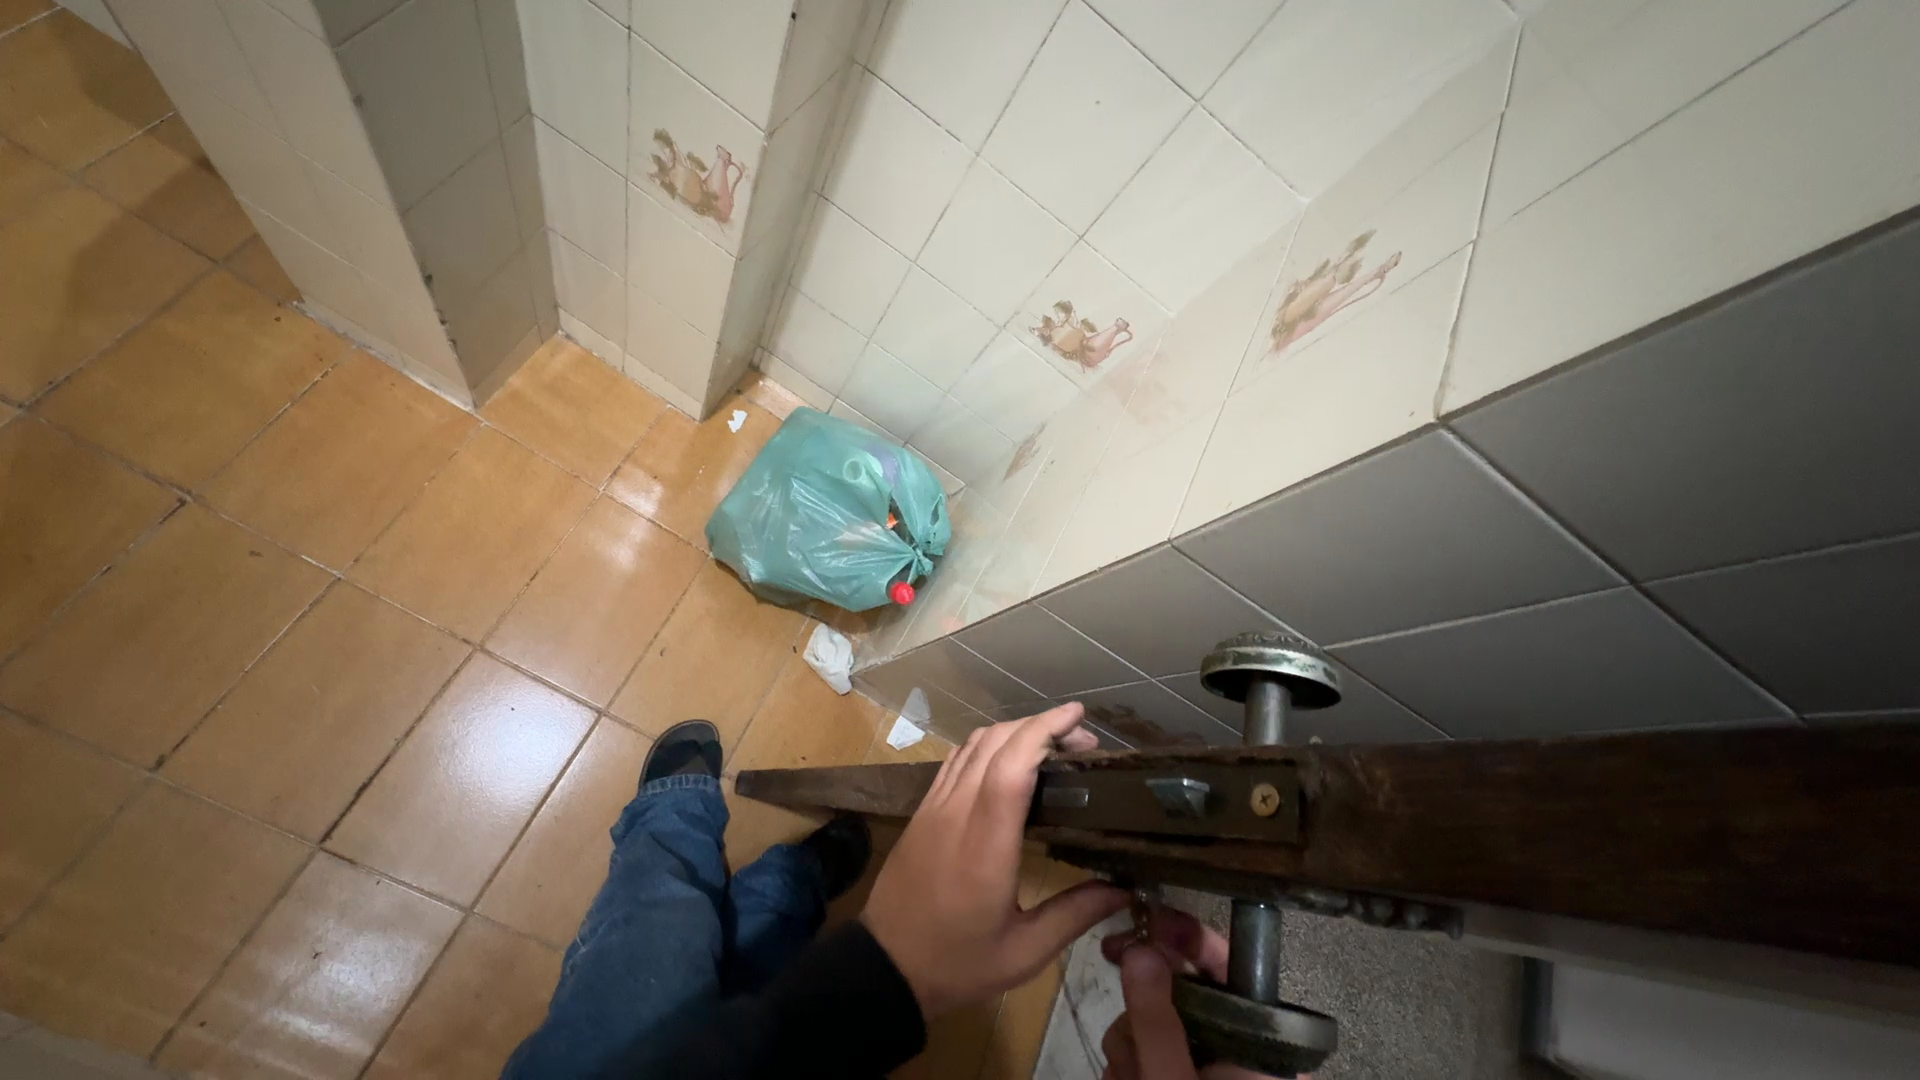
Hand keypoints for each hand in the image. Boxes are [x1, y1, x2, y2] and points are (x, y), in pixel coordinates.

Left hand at [861, 703, 1127, 1017]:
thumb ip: (1075, 914)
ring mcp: (934, 806)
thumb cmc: (958, 963)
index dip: (1044, 731)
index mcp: (985, 844)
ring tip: (1052, 745)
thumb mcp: (1024, 952)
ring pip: (973, 744)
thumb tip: (1124, 887)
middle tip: (1082, 741)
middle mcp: (957, 812)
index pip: (1012, 766)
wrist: (885, 967)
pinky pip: (956, 759)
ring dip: (1015, 731)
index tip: (1078, 717)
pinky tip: (1008, 758)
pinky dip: (987, 744)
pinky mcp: (922, 810)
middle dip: (1041, 726)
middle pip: (996, 742)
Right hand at [1098, 909, 1292, 1079]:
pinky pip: (1148, 1047)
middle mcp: (1239, 1048)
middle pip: (1184, 989)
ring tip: (1125, 1073)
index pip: (1229, 966)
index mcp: (1259, 1043)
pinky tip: (1124, 1078)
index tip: (1147, 919)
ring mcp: (1208, 1066)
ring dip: (1130, 1039)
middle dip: (1143, 997)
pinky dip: (1130, 1060)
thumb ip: (1156, 1019)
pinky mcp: (1181, 1077)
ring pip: (1158, 1018)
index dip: (1187, 936)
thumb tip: (1139, 945)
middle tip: (1110, 956)